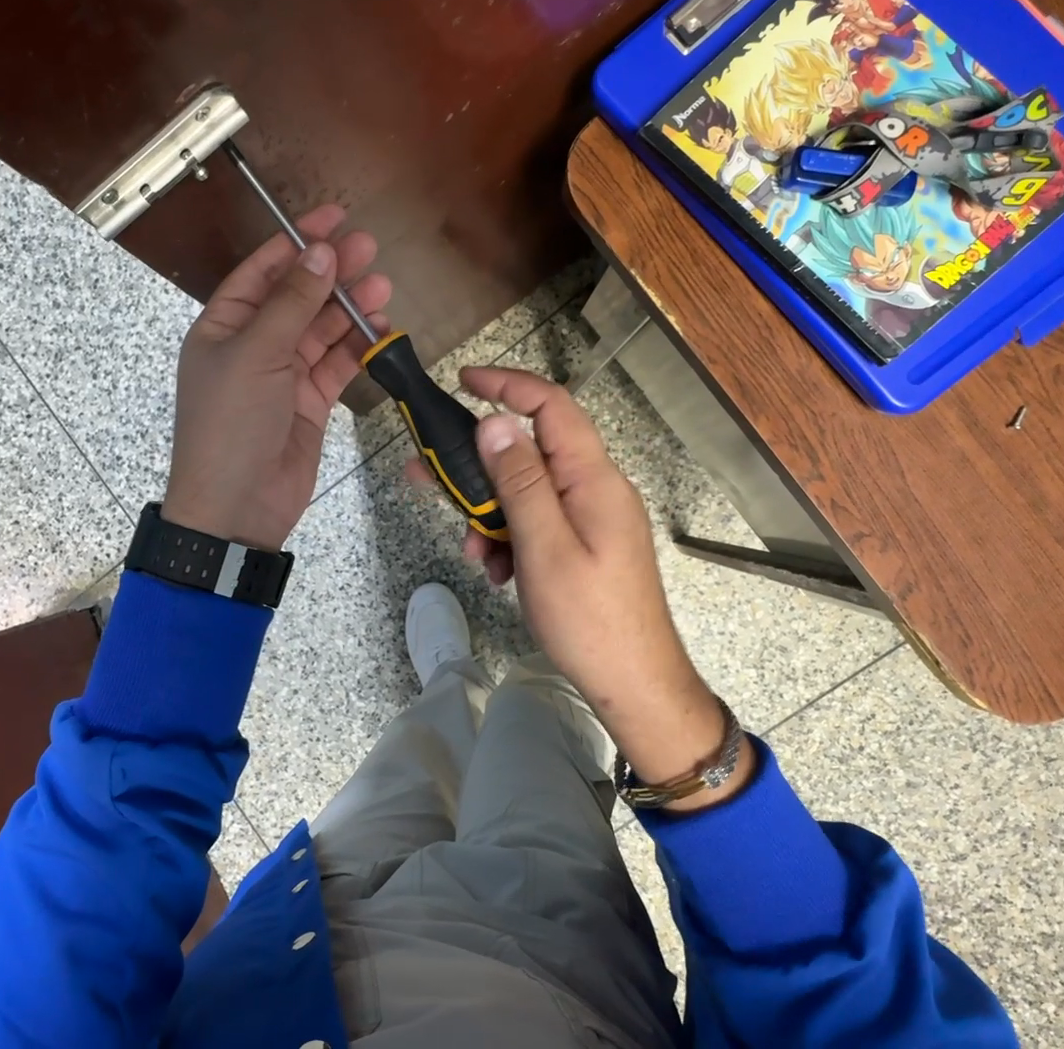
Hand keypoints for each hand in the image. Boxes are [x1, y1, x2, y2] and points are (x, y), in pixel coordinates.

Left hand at [163, 205, 389, 550]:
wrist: (237, 506)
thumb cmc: (231, 425)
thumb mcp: (256, 355)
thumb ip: (292, 304)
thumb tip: (321, 253)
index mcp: (223, 326)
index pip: (262, 271)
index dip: (296, 242)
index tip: (334, 217)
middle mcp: (253, 345)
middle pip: (297, 297)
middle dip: (332, 273)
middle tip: (370, 249)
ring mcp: (283, 375)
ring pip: (322, 330)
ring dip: (350, 309)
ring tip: (382, 287)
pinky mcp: (310, 402)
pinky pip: (337, 365)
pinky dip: (358, 348)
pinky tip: (382, 330)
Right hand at [408, 367, 751, 805]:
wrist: (634, 682)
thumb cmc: (588, 619)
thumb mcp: (544, 548)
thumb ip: (519, 482)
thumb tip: (494, 422)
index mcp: (594, 479)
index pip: (551, 407)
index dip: (507, 385)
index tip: (462, 381)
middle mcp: (596, 488)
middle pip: (531, 451)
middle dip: (479, 466)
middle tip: (429, 477)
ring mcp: (593, 518)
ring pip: (528, 492)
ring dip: (491, 514)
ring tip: (475, 553)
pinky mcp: (586, 544)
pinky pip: (539, 524)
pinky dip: (511, 539)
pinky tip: (499, 572)